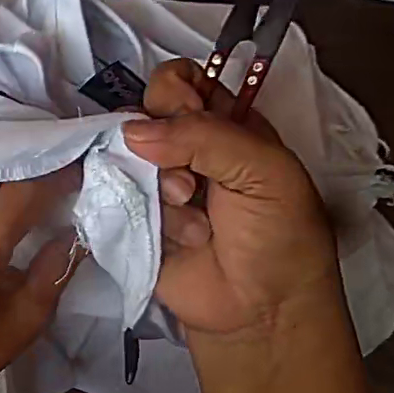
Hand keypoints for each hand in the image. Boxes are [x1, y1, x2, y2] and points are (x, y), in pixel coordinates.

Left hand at [0, 169, 85, 392]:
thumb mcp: (29, 316)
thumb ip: (55, 268)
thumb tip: (76, 233)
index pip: (22, 192)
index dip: (57, 178)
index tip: (85, 170)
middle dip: (31, 163)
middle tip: (64, 165)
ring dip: (7, 170)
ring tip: (42, 174)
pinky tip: (12, 190)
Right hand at [123, 58, 338, 343]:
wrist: (257, 311)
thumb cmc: (279, 237)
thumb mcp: (265, 171)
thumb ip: (206, 138)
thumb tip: (132, 132)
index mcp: (225, 125)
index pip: (179, 81)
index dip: (173, 92)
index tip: (184, 119)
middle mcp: (185, 150)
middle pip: (142, 116)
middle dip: (161, 145)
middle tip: (190, 179)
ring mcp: (154, 186)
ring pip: (124, 160)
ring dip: (161, 191)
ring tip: (194, 221)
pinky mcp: (131, 218)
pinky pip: (114, 199)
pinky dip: (146, 218)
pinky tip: (177, 240)